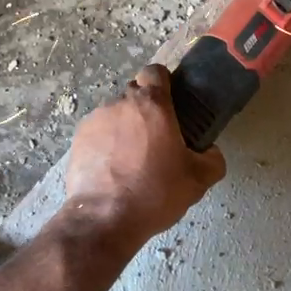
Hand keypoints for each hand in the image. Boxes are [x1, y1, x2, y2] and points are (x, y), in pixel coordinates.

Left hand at [61, 64, 225, 249]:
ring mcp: (96, 118)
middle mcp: (121, 102)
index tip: (170, 102)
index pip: (155, 72)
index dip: (163, 83)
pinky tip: (112, 169)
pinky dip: (106, 143)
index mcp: (151, 104)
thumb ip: (212, 160)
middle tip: (156, 138)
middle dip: (145, 110)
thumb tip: (210, 152)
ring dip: (124, 128)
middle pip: (135, 93)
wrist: (104, 218)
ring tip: (131, 160)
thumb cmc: (154, 193)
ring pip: (115, 114)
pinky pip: (98, 132)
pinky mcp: (78, 137)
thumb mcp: (197, 181)